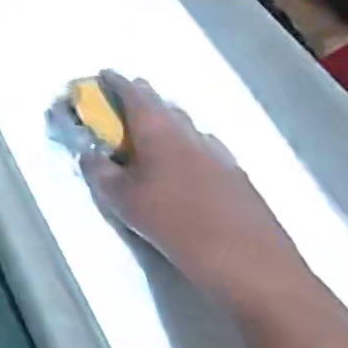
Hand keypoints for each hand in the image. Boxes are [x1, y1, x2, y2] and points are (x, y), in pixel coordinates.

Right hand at [80, 71, 303, 301]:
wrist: (257, 272)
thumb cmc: (177, 225)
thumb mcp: (121, 199)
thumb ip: (99, 170)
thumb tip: (91, 153)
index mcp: (159, 134)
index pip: (135, 96)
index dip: (117, 83)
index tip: (104, 75)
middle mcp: (192, 138)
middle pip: (166, 108)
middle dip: (144, 101)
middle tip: (124, 104)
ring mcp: (223, 160)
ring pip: (191, 129)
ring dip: (170, 124)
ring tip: (154, 134)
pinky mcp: (242, 184)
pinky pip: (209, 152)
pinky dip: (192, 148)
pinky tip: (188, 166)